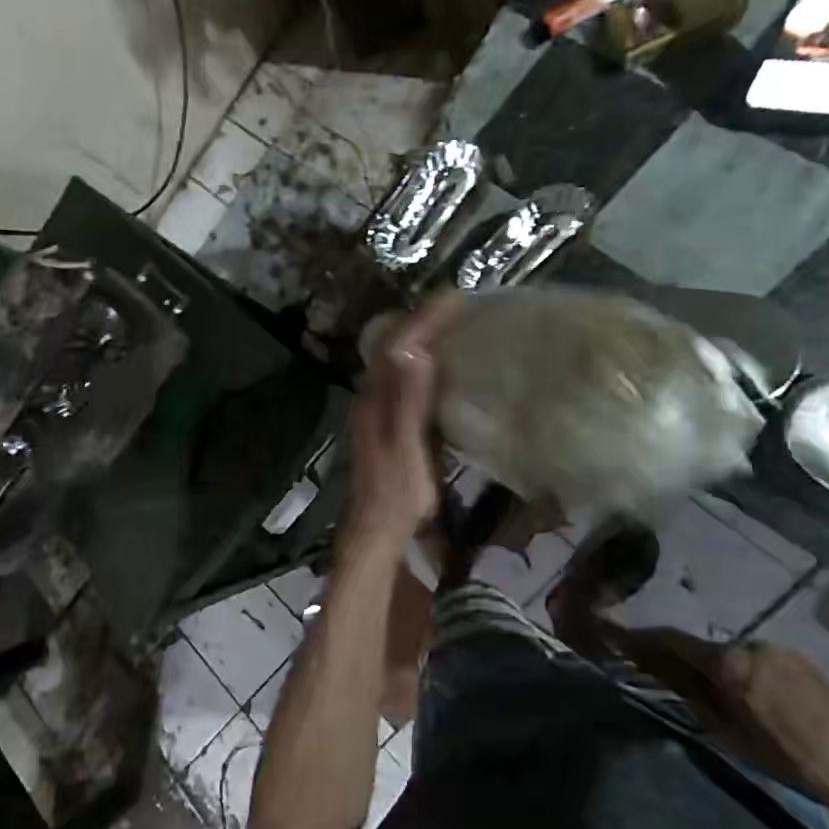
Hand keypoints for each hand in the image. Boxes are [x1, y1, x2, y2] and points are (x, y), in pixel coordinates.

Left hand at [343, 293, 461, 548]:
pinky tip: (445, 370)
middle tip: (458, 306)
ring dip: (422, 343)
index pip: (396, 348)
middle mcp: (370, 402)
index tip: (455, 296)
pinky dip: (424, 367)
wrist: (375, 532)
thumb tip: (415, 351)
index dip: (423, 320)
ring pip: (397, 366)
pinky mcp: (387, 428)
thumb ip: (409, 403)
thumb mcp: (406, 450)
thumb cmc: (395, 495)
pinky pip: (404, 385)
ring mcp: (376, 415)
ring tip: (456, 327)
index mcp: (373, 402)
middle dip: (422, 324)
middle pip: (393, 350)